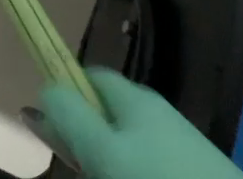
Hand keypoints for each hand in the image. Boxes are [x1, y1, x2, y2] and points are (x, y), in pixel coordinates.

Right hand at [37, 69, 242, 178]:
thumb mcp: (101, 150)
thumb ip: (67, 115)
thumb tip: (45, 88)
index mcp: (136, 98)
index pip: (89, 75)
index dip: (65, 93)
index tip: (49, 125)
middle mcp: (159, 114)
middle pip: (108, 112)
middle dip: (84, 135)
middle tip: (73, 165)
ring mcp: (183, 146)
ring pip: (128, 144)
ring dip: (107, 161)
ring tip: (99, 177)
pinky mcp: (197, 174)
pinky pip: (151, 166)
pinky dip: (132, 174)